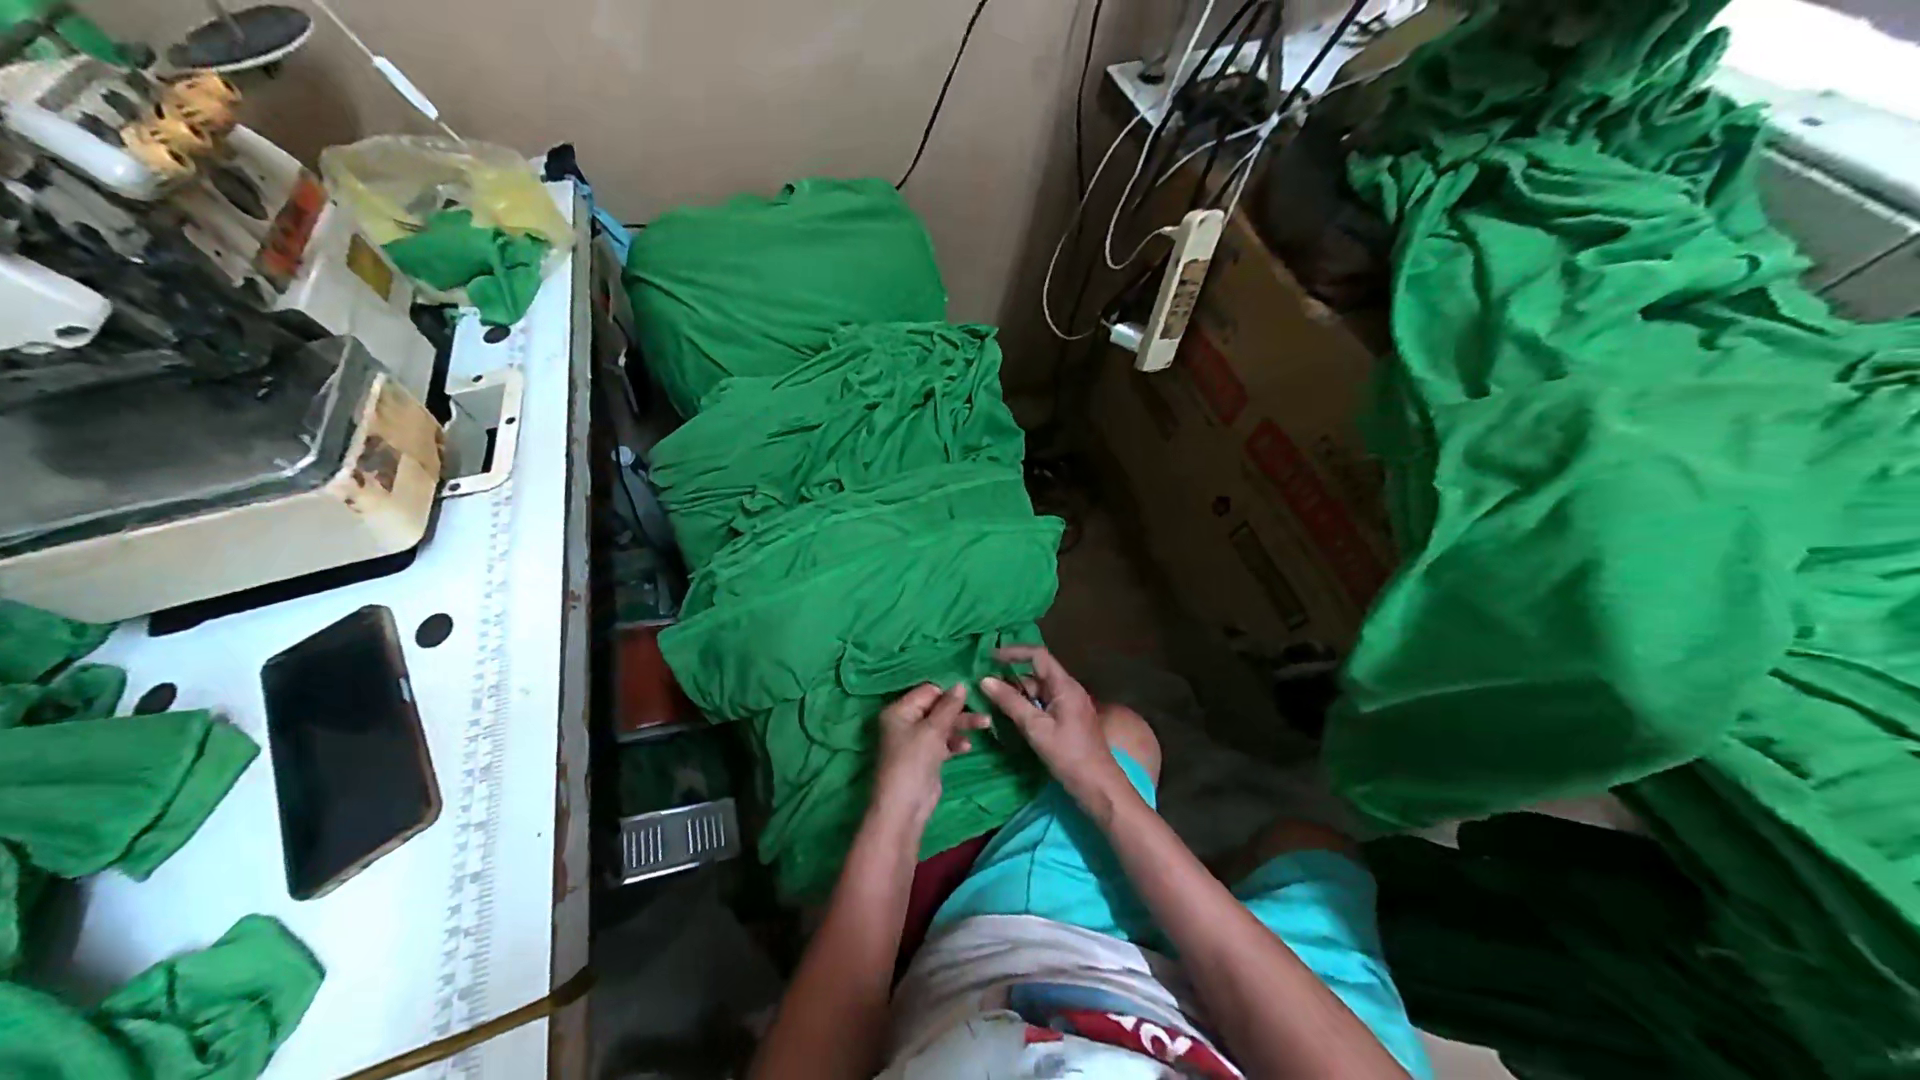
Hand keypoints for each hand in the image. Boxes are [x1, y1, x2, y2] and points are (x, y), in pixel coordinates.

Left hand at [871, 683, 991, 825]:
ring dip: (961, 725)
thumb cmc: (913, 761)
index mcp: (899, 710)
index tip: (970, 694)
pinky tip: (966, 746)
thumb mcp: (932, 730)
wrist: (905, 806)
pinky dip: (955, 741)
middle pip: (937, 708)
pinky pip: (943, 741)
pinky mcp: (926, 756)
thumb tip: (961, 684)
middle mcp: (905, 722)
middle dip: (959, 710)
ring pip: (943, 725)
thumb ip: (948, 706)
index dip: (948, 693)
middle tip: (983, 712)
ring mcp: (916, 740)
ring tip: (985, 725)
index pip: (928, 691)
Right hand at [980, 646, 1132, 817]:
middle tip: (984, 684)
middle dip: (1011, 676)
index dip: (1014, 652)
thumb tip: (985, 680)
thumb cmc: (1068, 755)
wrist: (1099, 786)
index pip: (1038, 655)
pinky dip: (1026, 706)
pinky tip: (1010, 715)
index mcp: (1065, 686)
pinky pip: (1043, 704)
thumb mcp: (1035, 728)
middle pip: (1037, 673)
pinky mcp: (1067, 719)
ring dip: (1017, 693)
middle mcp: (1069, 689)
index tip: (990, 657)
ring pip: (1038, 690)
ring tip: (991, 700)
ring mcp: (1069, 705)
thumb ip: (1010, 702)